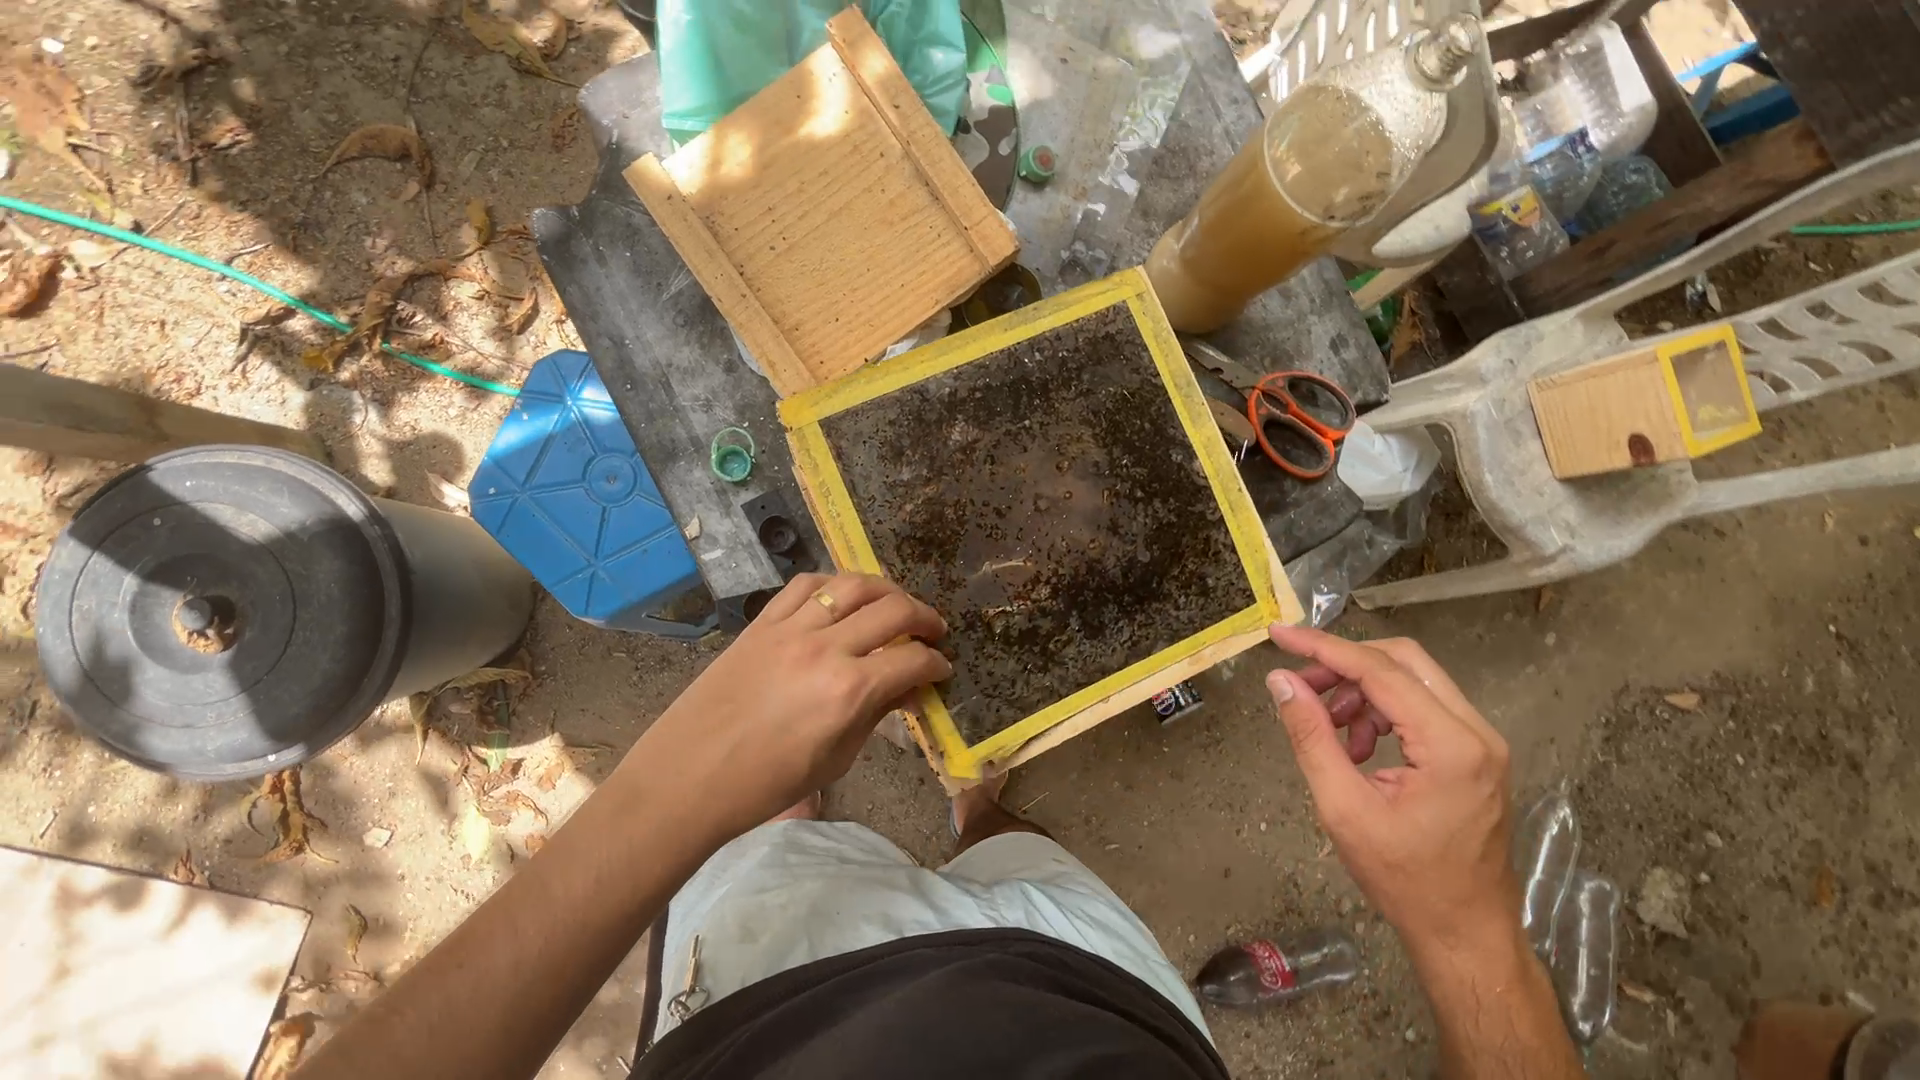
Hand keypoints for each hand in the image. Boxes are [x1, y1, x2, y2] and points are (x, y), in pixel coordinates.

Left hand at [622, 573, 951, 841]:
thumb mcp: (835, 758)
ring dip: (885, 589)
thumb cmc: (766, 784)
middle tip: (934, 631)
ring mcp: (790, 629)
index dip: (937, 664)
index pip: (912, 661)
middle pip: (892, 610)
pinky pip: (804, 585)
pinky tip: (843, 596)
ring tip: (897, 602)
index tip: (943, 669)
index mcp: (849, 691)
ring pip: (850, 585)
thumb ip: (876, 715)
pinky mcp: (760, 623)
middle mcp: (825, 649)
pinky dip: (832, 583)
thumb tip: (908, 689)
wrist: (688, 779)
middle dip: (924, 617)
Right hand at [1265, 625, 1517, 960]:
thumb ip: (1310, 736)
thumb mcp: (1343, 808)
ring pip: (1413, 681)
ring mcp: (1481, 742)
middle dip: (1344, 664)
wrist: (1465, 934)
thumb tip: (1280, 681)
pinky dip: (1382, 712)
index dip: (1323, 648)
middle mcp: (1476, 731)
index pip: (1379, 670)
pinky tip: (1356, 747)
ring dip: (1362, 690)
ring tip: (1327, 727)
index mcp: (1450, 744)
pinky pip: (1423, 708)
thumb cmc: (1404, 880)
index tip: (1277, 635)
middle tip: (1298, 684)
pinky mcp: (1476, 755)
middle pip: (1403, 661)